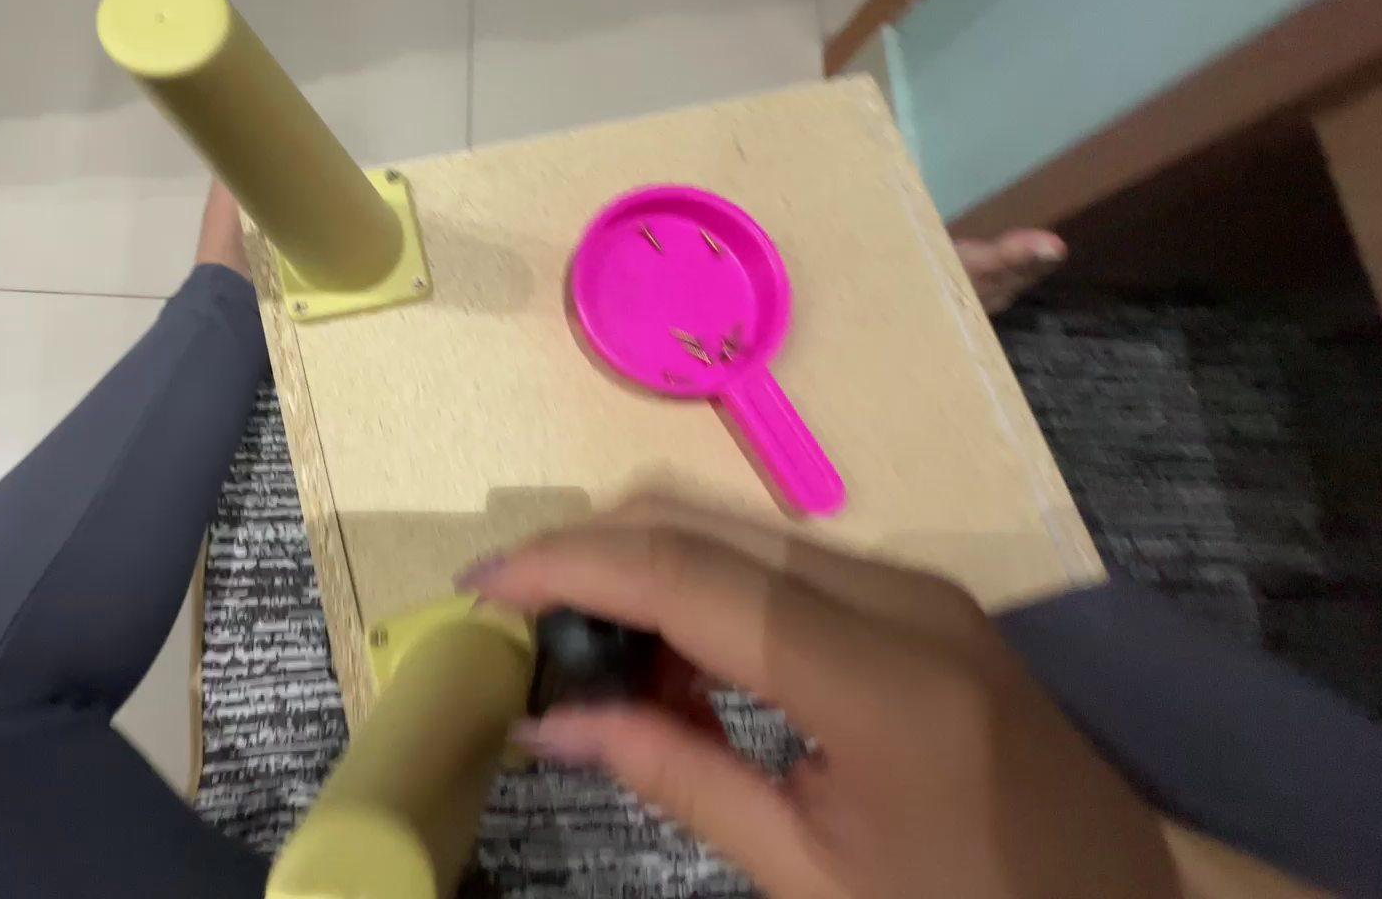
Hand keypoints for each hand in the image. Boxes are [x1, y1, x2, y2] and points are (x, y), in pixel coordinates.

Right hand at [459, 496, 1177, 898]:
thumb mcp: (811, 881)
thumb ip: (669, 774)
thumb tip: (543, 723)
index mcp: (882, 681)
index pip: (685, 575)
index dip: (567, 566)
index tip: (483, 584)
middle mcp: (891, 591)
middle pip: (692, 519)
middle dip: (583, 548)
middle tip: (516, 608)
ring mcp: (898, 575)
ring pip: (717, 521)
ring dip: (630, 563)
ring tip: (591, 650)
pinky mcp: (894, 581)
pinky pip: (755, 552)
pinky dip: (684, 581)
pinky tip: (670, 655)